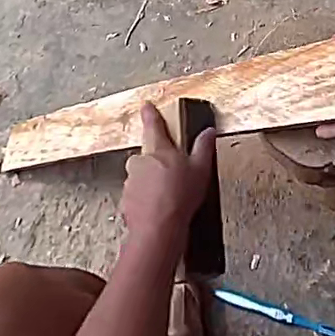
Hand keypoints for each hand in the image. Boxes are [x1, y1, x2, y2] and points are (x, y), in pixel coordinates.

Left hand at [122, 102, 216, 237]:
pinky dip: (146, 198)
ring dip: (152, 181)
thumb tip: (208, 132)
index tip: (146, 106)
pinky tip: (160, 207)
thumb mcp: (201, 168)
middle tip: (174, 171)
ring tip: (170, 194)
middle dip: (158, 160)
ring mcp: (131, 182)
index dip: (150, 114)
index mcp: (159, 150)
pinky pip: (137, 194)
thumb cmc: (180, 196)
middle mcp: (141, 162)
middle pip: (148, 154)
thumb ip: (204, 147)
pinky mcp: (126, 200)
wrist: (158, 229)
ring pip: (141, 175)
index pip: (153, 125)